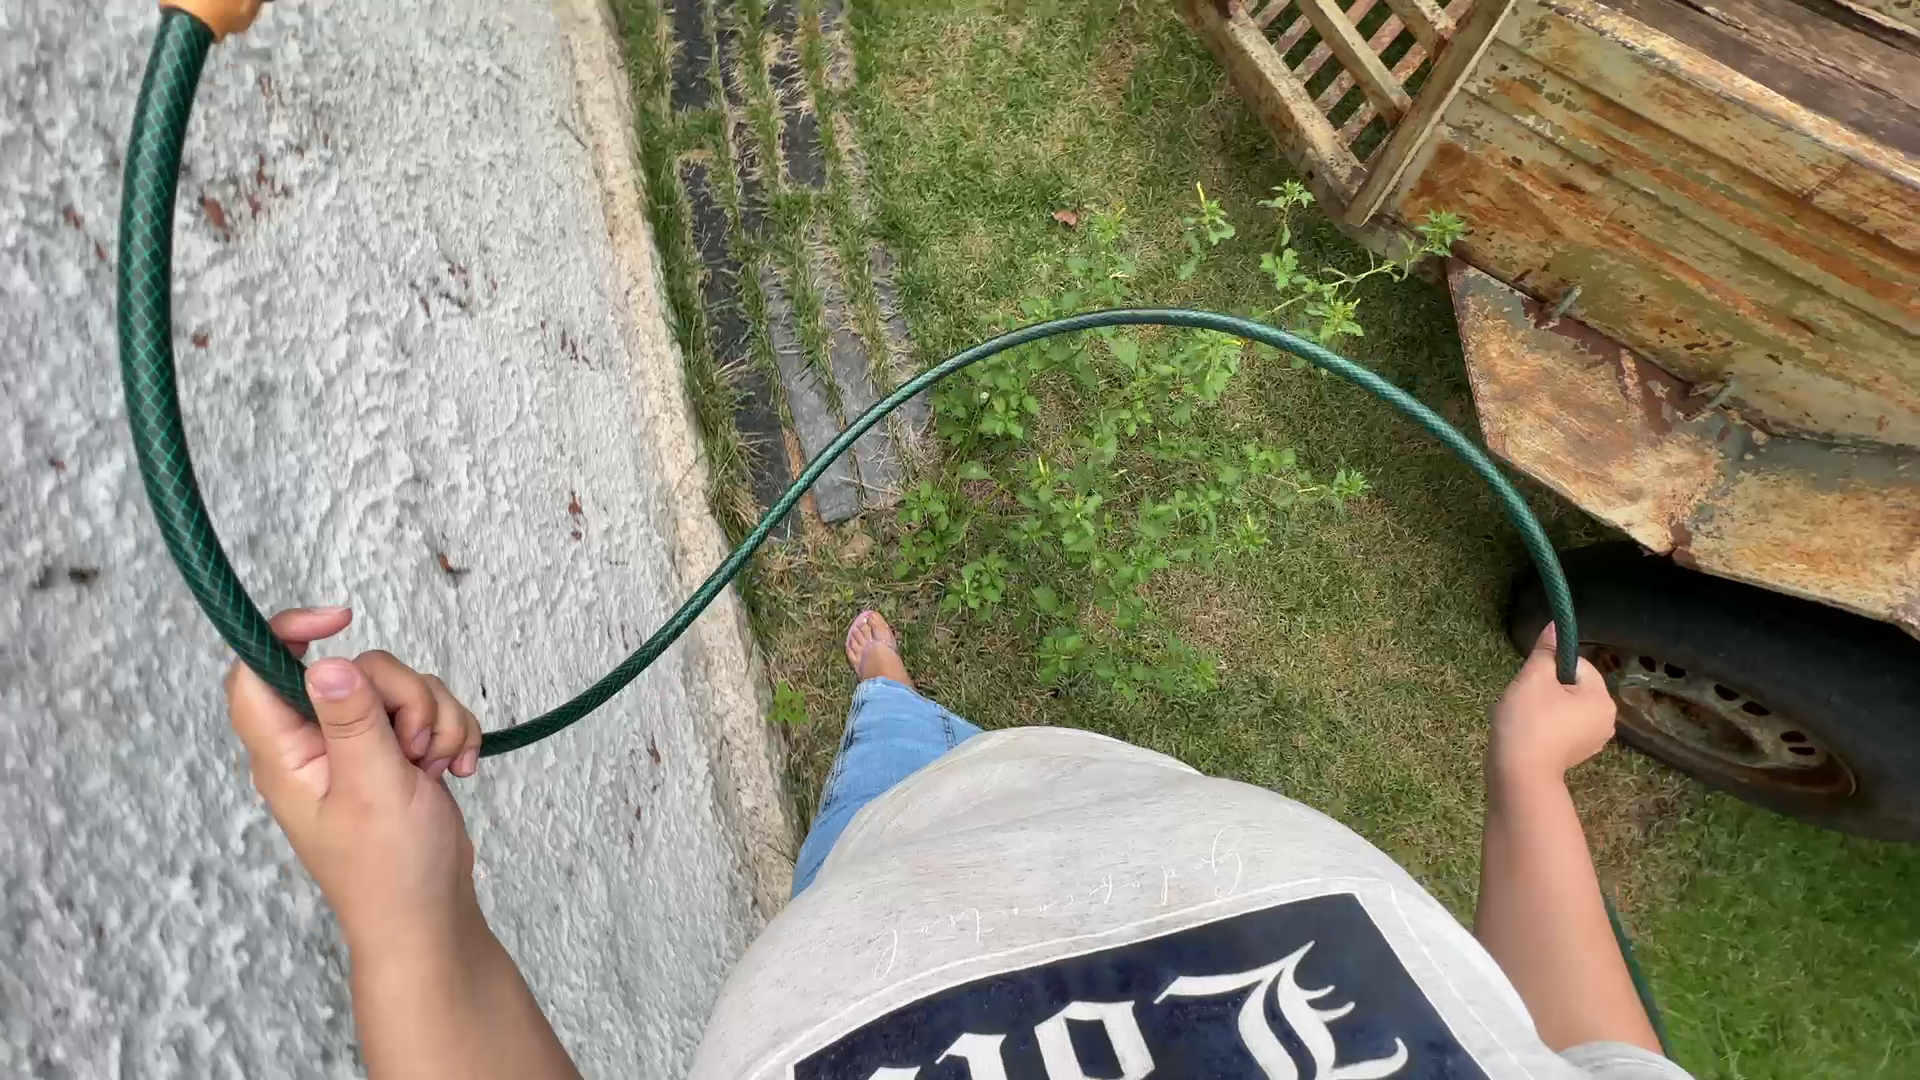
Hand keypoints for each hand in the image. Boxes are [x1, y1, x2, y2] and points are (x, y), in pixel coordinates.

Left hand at [224, 606, 485, 956]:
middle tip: (415, 748)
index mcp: (289, 753)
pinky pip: (437, 713)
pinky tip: (460, 768)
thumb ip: (352, 723)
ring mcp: (367, 746)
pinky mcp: (403, 751)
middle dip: (411, 699)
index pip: (262, 673)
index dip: (290, 634)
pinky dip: (457, 735)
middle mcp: (322, 742)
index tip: (343, 617)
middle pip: (365, 673)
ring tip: (437, 768)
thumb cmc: (389, 863)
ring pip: (410, 690)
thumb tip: (330, 664)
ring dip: (440, 722)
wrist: (429, 904)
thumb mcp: (374, 788)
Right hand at [1488, 623, 1616, 785]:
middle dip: (1547, 686)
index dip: (1550, 667)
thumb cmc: (1528, 720)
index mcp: (1601, 698)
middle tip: (1524, 697)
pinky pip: (1564, 724)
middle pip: (1574, 685)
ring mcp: (1595, 738)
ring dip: (1546, 704)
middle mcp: (1607, 718)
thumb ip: (1545, 652)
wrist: (1520, 770)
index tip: (1529, 680)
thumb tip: (1555, 626)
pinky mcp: (1579, 751)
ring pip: (1567, 705)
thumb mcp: (1532, 679)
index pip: (1578, 665)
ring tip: (1524, 715)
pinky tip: (1530, 730)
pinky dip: (1547, 722)